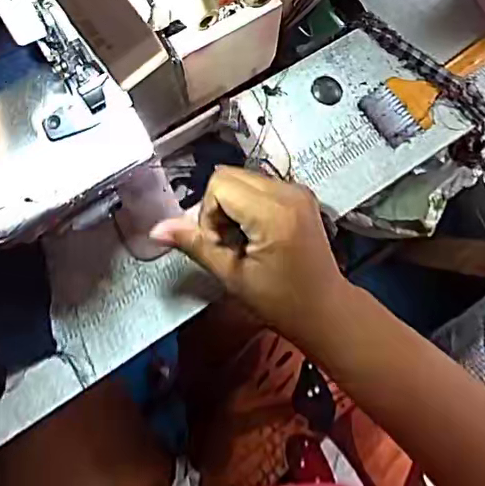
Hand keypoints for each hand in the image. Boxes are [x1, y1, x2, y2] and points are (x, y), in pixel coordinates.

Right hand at [150, 167, 351, 339]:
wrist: (327, 310)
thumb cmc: (282, 302)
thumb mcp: (233, 277)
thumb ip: (195, 245)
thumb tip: (157, 229)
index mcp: (274, 211)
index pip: (219, 184)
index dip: (209, 214)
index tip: (221, 245)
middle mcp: (288, 190)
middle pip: (229, 176)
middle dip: (218, 207)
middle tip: (230, 244)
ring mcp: (296, 188)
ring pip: (242, 178)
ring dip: (232, 205)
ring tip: (244, 240)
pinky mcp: (300, 191)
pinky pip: (259, 183)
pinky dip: (248, 203)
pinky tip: (257, 233)